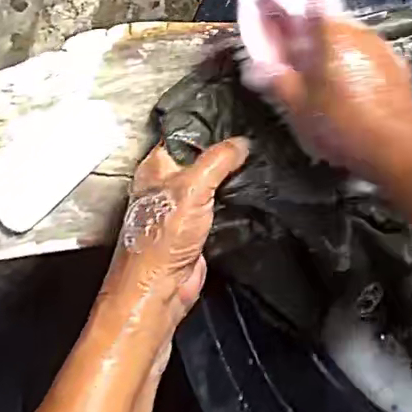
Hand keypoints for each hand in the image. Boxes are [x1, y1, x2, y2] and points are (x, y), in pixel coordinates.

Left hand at [105, 137, 250, 323]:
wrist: (159, 293)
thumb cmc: (158, 244)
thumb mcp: (192, 187)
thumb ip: (219, 159)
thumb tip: (242, 143)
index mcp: (156, 166)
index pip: (186, 133)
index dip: (211, 126)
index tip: (237, 119)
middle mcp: (168, 183)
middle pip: (205, 155)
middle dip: (227, 152)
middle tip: (252, 142)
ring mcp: (184, 205)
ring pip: (215, 179)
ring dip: (233, 176)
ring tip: (255, 164)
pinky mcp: (198, 225)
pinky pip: (222, 202)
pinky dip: (236, 198)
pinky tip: (251, 192)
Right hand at [246, 0, 411, 180]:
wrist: (397, 146)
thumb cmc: (342, 124)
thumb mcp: (297, 107)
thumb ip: (277, 81)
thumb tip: (259, 67)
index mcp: (333, 33)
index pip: (312, 0)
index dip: (295, 8)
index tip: (280, 22)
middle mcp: (360, 32)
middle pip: (331, 20)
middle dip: (312, 35)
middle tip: (296, 59)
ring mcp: (382, 47)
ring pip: (351, 39)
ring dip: (335, 51)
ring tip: (322, 80)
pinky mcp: (396, 66)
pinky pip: (368, 57)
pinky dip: (355, 66)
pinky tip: (349, 91)